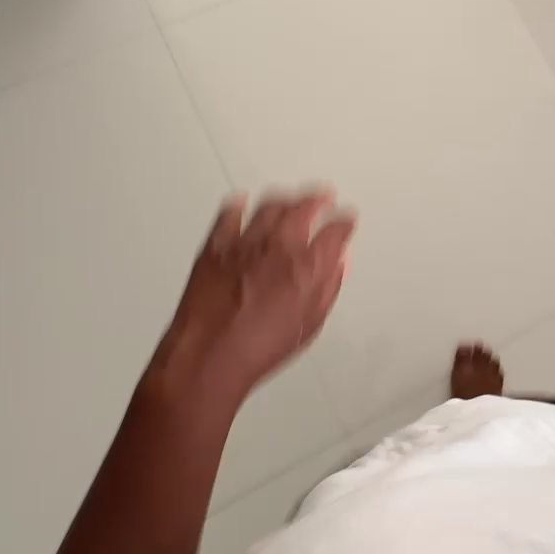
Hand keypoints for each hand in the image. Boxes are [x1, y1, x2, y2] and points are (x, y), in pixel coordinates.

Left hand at [150, 189, 355, 407]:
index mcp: (308, 265)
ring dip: (285, 198)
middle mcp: (279, 246)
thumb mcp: (310, 324)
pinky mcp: (216, 246)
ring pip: (270, 205)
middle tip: (325, 196)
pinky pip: (228, 214)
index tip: (346, 219)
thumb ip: (328, 288)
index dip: (344, 222)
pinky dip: (237, 205)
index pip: (336, 230)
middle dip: (319, 198)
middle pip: (304, 206)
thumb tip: (337, 266)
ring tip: (291, 198)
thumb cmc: (258, 348)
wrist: (208, 357)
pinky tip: (241, 201)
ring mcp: (246, 242)